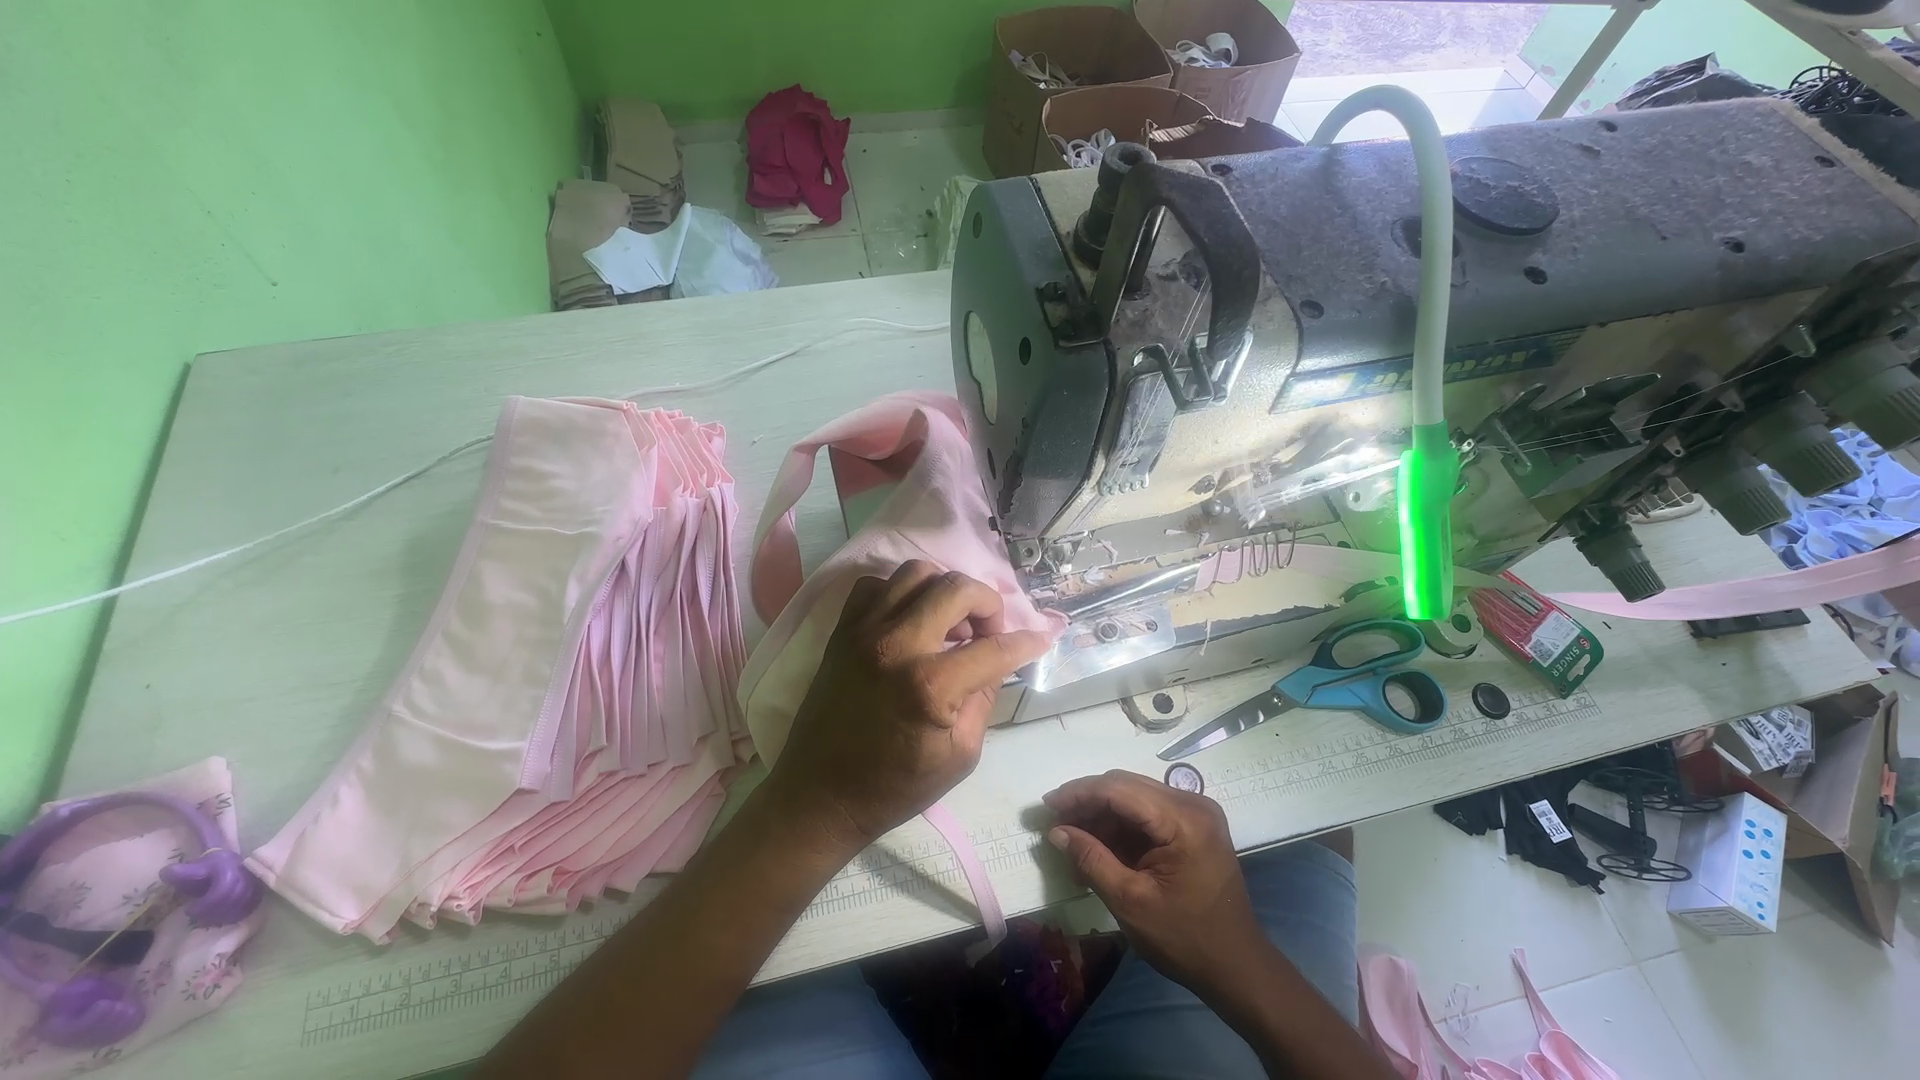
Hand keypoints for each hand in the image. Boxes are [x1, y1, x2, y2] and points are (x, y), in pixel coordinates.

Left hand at [768, 561, 1053, 849]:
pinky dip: (901, 593)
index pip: (995, 648)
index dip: (1026, 643)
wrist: (821, 795)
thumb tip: (998, 658)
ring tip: (950, 622)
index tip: (1040, 640)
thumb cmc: (896, 786)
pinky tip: (910, 621)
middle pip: (957, 588)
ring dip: (945, 590)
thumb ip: (984, 697)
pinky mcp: (841, 631)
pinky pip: (876, 585)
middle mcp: (896, 645)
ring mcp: (863, 631)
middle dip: (987, 604)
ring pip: (917, 573)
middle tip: (988, 632)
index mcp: (930, 685)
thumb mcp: (961, 754)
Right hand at [1044, 770, 1267, 995]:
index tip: (1046, 806)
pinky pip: (1148, 814)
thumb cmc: (1184, 938)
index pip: (1120, 789)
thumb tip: (1057, 832)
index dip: (1079, 794)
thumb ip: (1092, 859)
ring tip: (1071, 839)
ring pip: (1134, 798)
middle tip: (1055, 824)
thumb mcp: (1129, 901)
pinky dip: (1120, 827)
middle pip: (1126, 787)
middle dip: (1087, 803)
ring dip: (1102, 815)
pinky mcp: (1193, 828)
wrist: (1235, 966)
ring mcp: (1196, 814)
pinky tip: (1097, 847)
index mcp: (1183, 819)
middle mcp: (1193, 804)